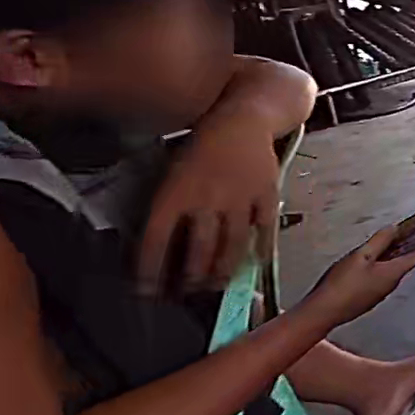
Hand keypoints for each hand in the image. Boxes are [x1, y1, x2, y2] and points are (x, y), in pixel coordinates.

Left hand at [139, 117, 279, 294]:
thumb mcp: (171, 174)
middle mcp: (206, 200)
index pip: (156, 243)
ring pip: (232, 242)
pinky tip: (257, 262)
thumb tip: (167, 245)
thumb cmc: (200, 148)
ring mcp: (240, 198)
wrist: (242, 122)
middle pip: (199, 248)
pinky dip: (262, 246)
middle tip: (189, 292)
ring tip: (218, 284)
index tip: (147, 292)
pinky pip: (265, 226)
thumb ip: (169, 207)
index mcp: (174, 195)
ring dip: (224, 267)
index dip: (150, 271)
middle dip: (192, 276)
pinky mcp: (267, 194)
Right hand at [302, 219, 414, 327]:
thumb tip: (395, 228)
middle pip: (406, 261)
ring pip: (392, 270)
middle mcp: (392, 284)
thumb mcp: (362, 256)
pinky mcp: (367, 299)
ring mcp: (379, 293)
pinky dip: (380, 267)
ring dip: (392, 256)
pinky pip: (379, 278)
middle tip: (402, 232)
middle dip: (406, 245)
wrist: (319, 314)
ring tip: (383, 243)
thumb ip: (380, 240)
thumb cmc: (342, 284)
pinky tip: (366, 263)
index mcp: (396, 272)